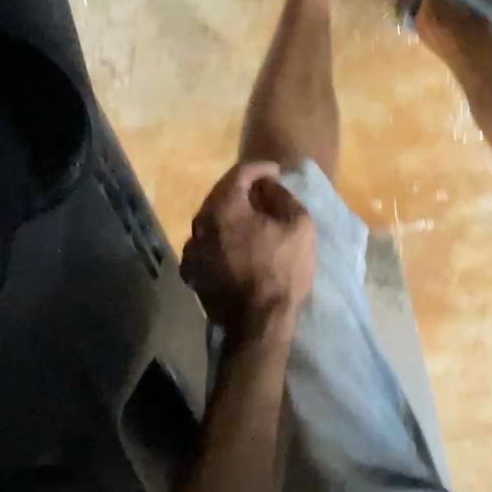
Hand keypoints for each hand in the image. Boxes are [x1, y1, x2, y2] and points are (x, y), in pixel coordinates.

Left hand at [182, 162, 316, 344]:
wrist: (259, 323)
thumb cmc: (282, 270)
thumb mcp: (299, 226)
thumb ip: (282, 196)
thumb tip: (268, 186)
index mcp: (224, 206)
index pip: (239, 173)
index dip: (260, 168)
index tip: (276, 171)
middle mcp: (200, 222)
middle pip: (220, 193)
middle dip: (242, 188)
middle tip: (263, 190)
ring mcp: (191, 248)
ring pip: (210, 218)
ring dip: (229, 213)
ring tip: (250, 217)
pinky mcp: (191, 271)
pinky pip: (205, 243)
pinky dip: (219, 237)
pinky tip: (234, 244)